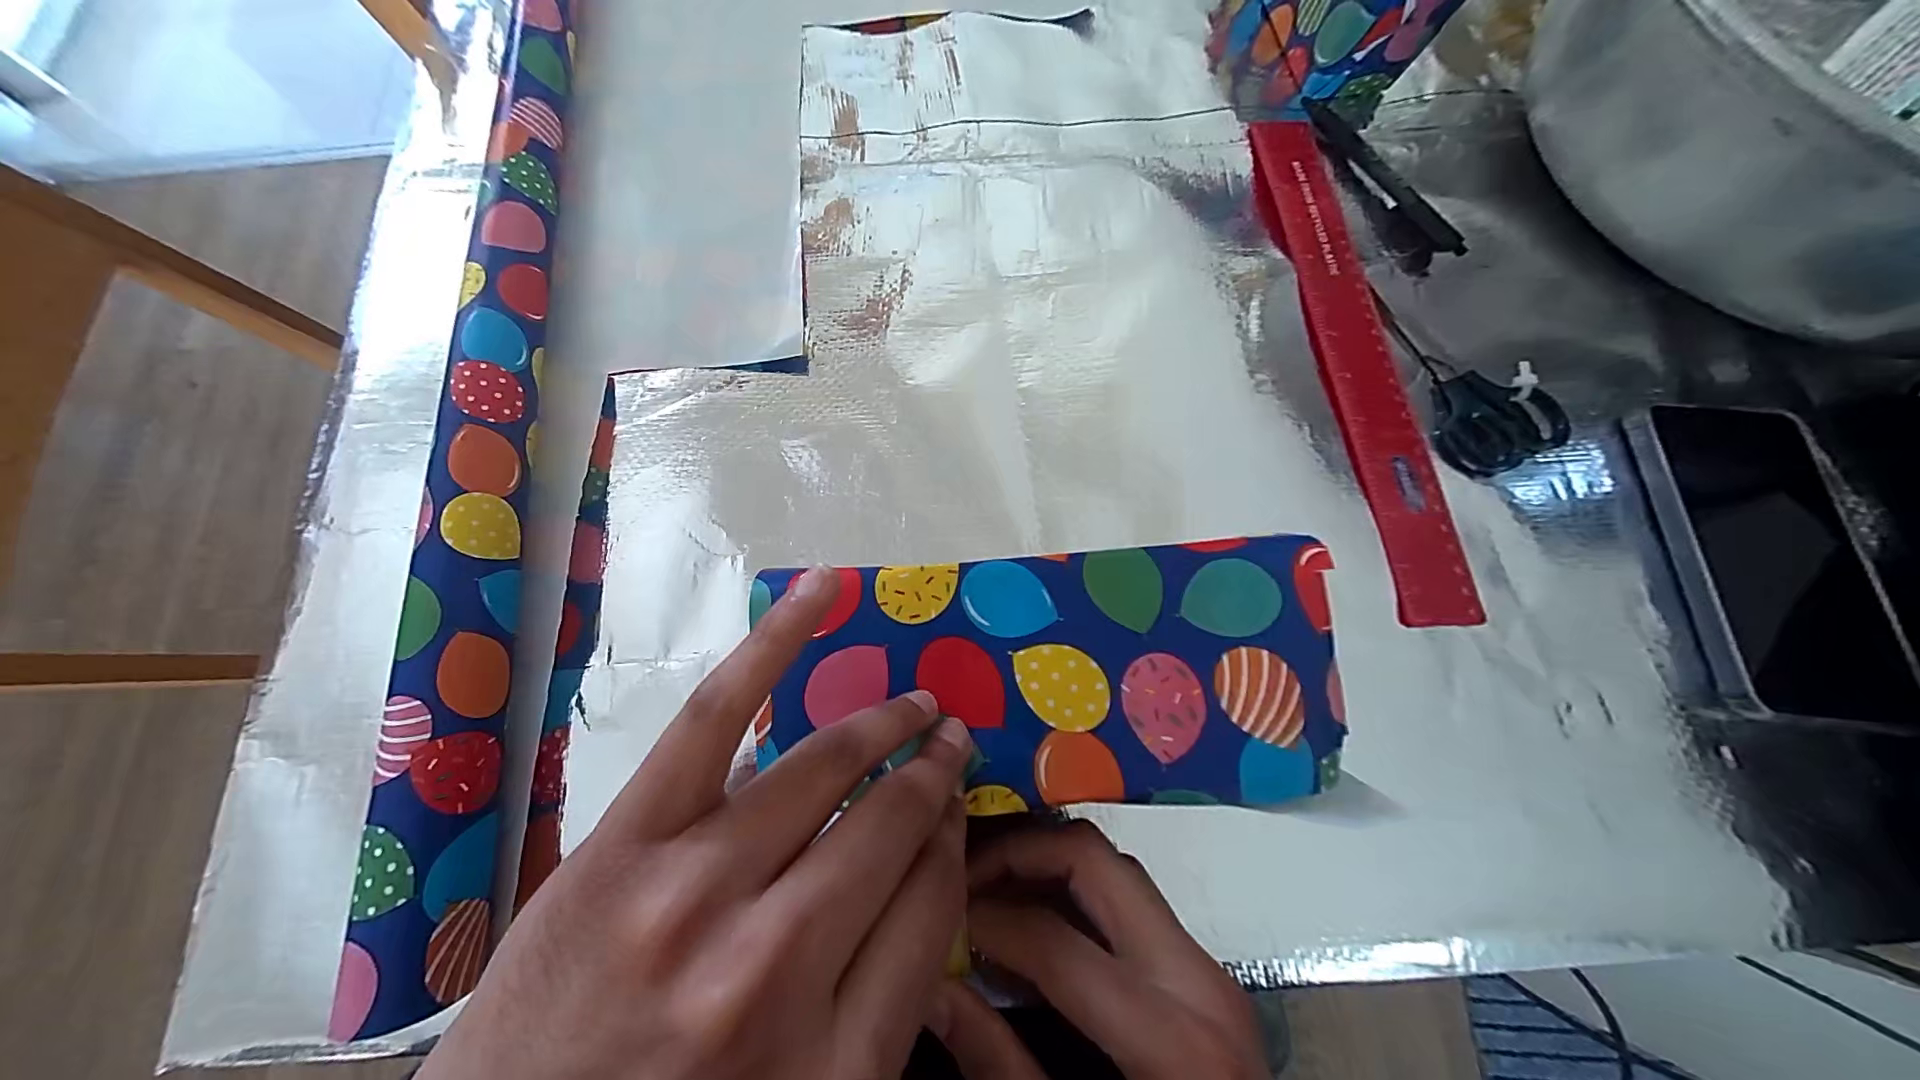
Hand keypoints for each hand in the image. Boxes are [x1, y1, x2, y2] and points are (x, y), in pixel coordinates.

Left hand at [419, 566, 975, 1079]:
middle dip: (932, 776)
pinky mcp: (624, 841)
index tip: (957, 808)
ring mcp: (689, 891)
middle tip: (953, 741)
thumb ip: (890, 985)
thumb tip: (934, 849)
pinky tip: (821, 593)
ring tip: (916, 704)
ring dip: (883, 723)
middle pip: (890, 827)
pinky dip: (777, 642)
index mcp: (833, 1057)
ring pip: (822, 767)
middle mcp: (771, 966)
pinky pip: (718, 715)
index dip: (953, 841)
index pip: (934, 901)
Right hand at [931, 820, 1267, 1079]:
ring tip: (989, 885)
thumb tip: (936, 992)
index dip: (982, 922)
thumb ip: (1001, 1064)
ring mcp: (1205, 966)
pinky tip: (1032, 913)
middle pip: (1092, 857)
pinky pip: (1127, 896)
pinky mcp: (1201, 969)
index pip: (1054, 940)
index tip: (939, 921)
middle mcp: (1196, 978)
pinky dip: (1071, 888)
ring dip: (1044, 861)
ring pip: (1112, 865)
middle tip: (963, 875)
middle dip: (1016, 852)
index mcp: (1171, 1037)